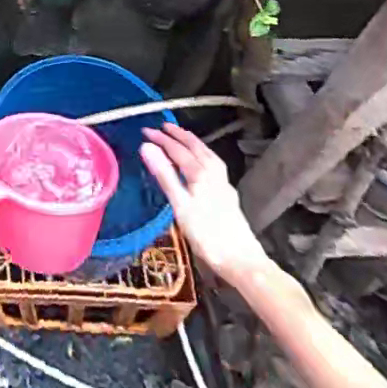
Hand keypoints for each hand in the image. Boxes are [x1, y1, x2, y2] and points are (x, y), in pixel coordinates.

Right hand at [141, 124, 273, 285]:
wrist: (242, 261)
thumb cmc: (207, 236)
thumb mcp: (180, 205)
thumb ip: (164, 175)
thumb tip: (147, 147)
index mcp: (201, 174)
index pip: (178, 150)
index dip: (161, 139)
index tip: (145, 131)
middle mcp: (214, 174)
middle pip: (196, 148)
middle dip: (179, 136)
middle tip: (163, 126)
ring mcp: (223, 184)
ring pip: (208, 155)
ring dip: (193, 143)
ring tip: (182, 137)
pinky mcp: (227, 195)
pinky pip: (213, 165)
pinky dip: (203, 155)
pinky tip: (201, 163)